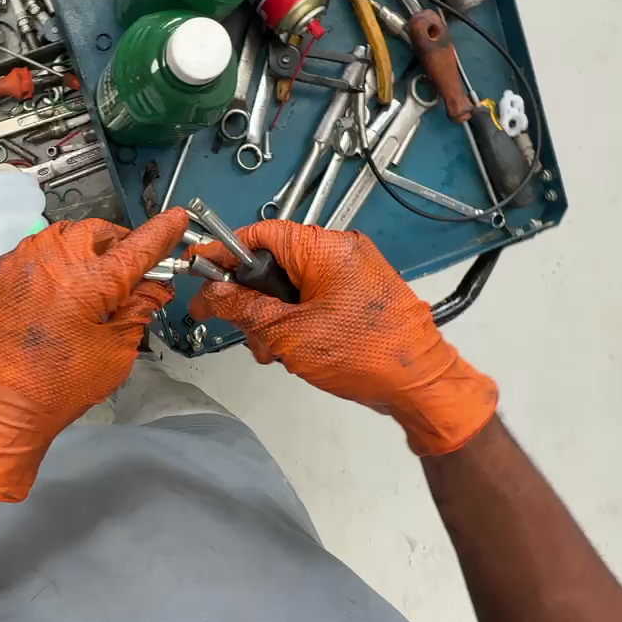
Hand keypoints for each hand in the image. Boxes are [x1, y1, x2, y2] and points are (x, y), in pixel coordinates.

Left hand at [0, 208, 189, 501]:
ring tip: (88, 278)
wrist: (2, 406)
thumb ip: (139, 309)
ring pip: (61, 235)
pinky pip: (31, 254)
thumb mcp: (116, 350)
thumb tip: (155, 287)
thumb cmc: (60, 385)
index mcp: (92, 279)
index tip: (175, 221)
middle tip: (126, 270)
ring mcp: (21, 264)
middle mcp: (54, 259)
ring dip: (81, 248)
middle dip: (117, 242)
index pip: (139, 246)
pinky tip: (54, 290)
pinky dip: (50, 263)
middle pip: (97, 231)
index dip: (161, 233)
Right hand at [189, 221, 496, 455]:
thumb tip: (209, 294)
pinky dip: (293, 321)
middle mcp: (340, 251)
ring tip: (273, 351)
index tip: (199, 270)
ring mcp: (350, 273)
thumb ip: (243, 308)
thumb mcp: (289, 334)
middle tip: (239, 329)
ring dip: (271, 318)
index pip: (260, 233)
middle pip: (272, 263)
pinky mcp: (356, 294)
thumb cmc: (366, 355)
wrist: (421, 388)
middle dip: (250, 300)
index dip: (225, 252)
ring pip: (289, 286)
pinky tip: (290, 350)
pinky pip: (310, 297)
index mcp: (325, 248)